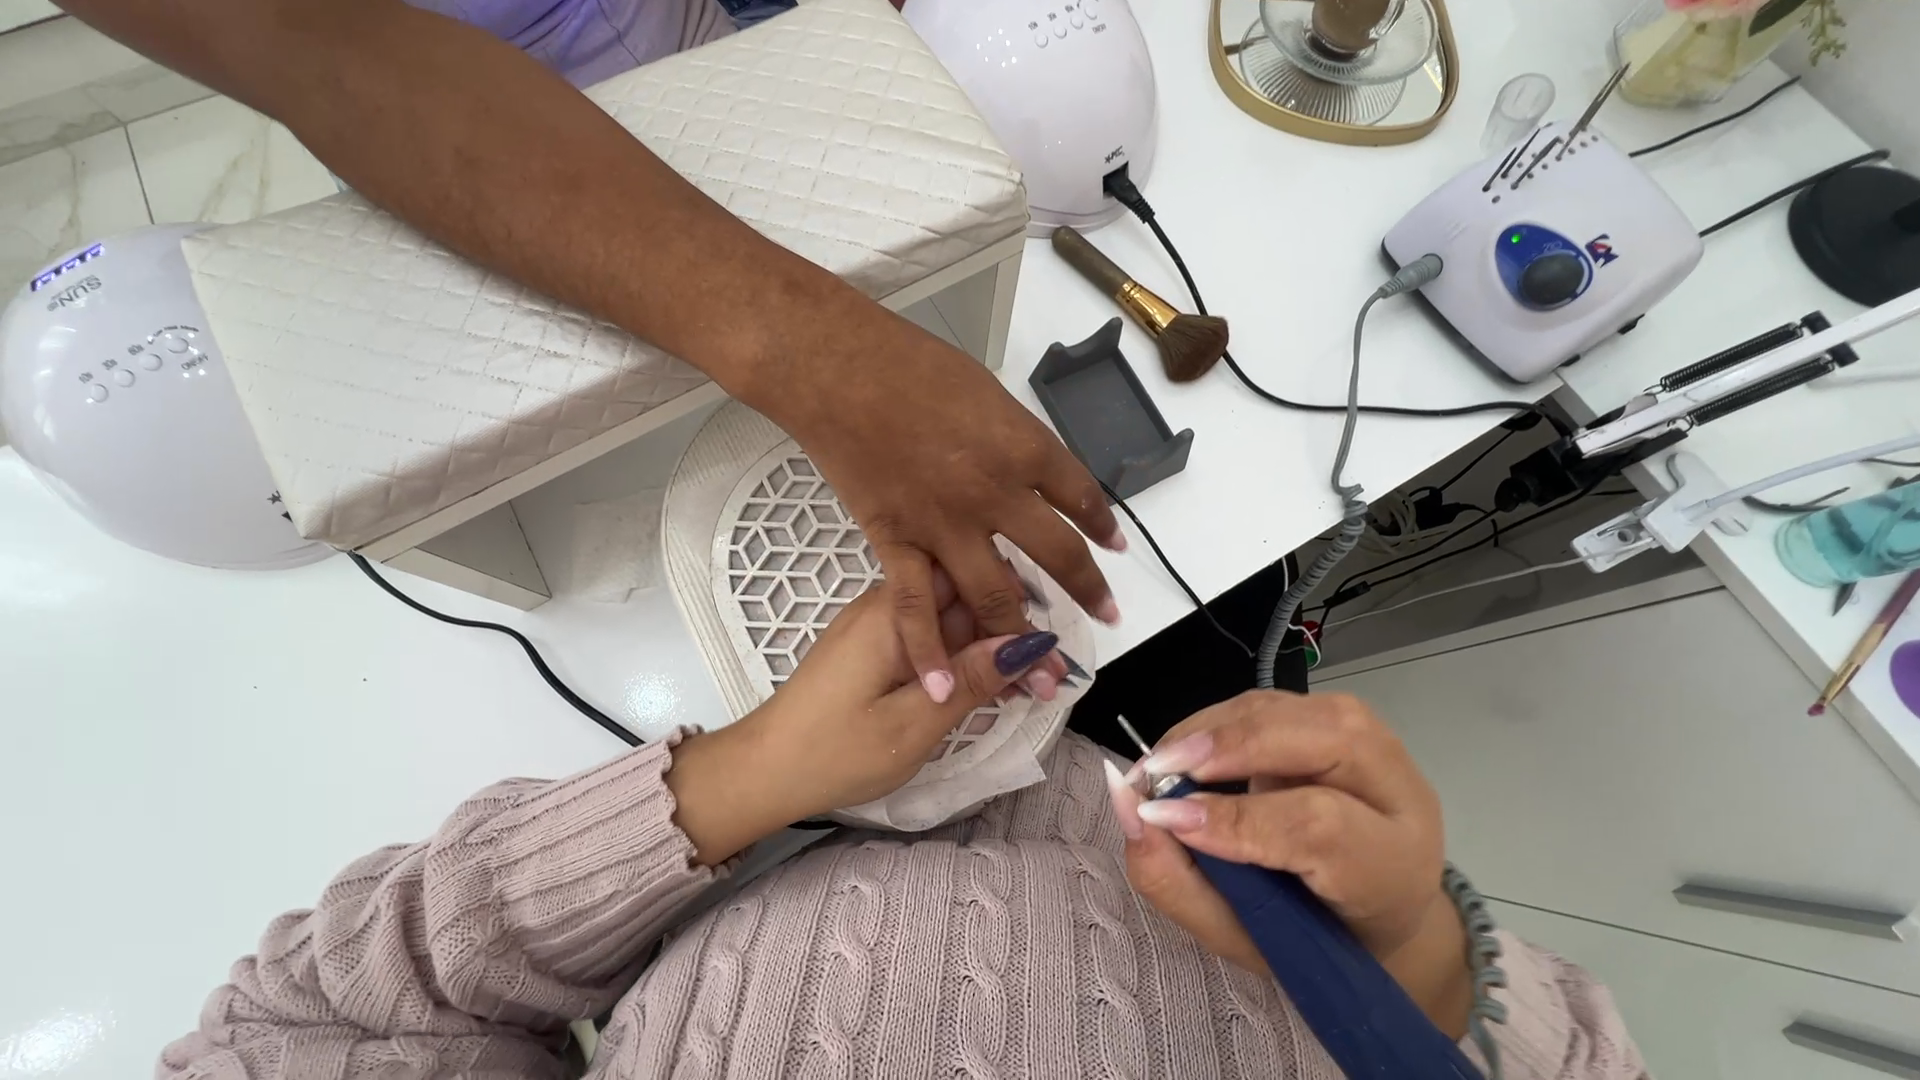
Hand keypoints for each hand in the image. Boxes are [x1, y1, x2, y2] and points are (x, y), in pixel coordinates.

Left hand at [667, 581, 1060, 864]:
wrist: (762, 771)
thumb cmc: (834, 751)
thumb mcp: (913, 723)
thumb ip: (972, 679)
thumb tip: (1031, 644)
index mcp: (895, 612)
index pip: (973, 584)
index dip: (1021, 618)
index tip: (1054, 664)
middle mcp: (888, 605)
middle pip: (967, 600)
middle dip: (1014, 637)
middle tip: (1051, 682)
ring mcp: (881, 626)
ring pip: (953, 622)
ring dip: (992, 652)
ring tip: (1031, 690)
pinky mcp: (875, 648)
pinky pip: (932, 641)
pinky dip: (963, 662)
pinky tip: (991, 687)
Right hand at [738, 308, 1122, 703]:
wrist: (836, 369)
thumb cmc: (910, 363)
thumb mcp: (984, 392)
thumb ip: (1012, 440)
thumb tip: (1033, 470)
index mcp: (1022, 446)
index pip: (1079, 495)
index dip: (1101, 524)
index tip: (1113, 546)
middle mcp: (994, 493)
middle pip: (1055, 554)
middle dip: (1084, 593)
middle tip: (1104, 622)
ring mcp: (944, 525)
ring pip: (995, 594)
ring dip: (1024, 639)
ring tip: (1047, 676)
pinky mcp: (895, 543)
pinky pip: (917, 606)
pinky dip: (930, 649)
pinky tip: (946, 687)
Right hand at [1104, 691, 1471, 1036]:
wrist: (1372, 903)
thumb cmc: (1308, 932)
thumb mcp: (1242, 936)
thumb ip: (1179, 881)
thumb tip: (1127, 807)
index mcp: (1389, 866)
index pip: (1318, 826)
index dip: (1236, 818)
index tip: (1162, 817)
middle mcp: (1397, 792)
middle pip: (1322, 739)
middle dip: (1229, 746)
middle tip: (1156, 770)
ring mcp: (1372, 742)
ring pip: (1289, 709)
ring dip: (1212, 728)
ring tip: (1160, 763)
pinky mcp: (1334, 716)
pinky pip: (1267, 702)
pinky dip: (1215, 721)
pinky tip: (1183, 751)